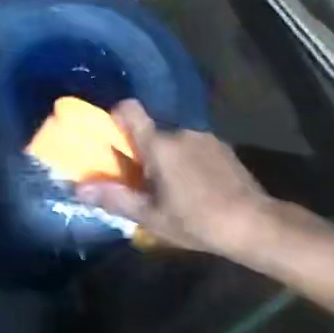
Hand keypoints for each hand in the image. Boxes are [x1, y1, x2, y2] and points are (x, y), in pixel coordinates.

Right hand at [75, 99, 272, 255]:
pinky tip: (196, 189)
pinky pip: (194, 147)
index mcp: (159, 144)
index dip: (115, 117)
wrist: (254, 223)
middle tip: (141, 183)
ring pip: (173, 141)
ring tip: (172, 190)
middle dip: (142, 152)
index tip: (111, 140)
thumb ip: (115, 198)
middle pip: (150, 132)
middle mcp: (180, 131)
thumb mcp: (150, 216)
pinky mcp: (222, 147)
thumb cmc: (196, 220)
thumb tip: (79, 187)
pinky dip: (188, 161)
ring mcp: (205, 137)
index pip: (129, 109)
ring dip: (167, 158)